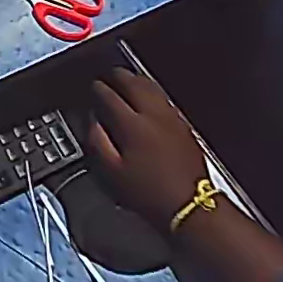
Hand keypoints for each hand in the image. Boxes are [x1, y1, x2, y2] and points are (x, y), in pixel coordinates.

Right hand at [82, 69, 207, 227]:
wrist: (190, 207)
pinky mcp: (184, 127)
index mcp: (132, 126)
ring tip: (128, 78)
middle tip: (109, 74)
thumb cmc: (150, 193)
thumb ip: (98, 141)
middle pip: (134, 84)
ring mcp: (172, 120)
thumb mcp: (112, 171)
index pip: (109, 96)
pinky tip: (149, 95)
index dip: (98, 89)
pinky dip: (153, 91)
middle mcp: (153, 117)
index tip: (93, 87)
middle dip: (119, 76)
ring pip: (153, 88)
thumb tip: (92, 122)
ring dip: (137, 80)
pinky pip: (165, 99)